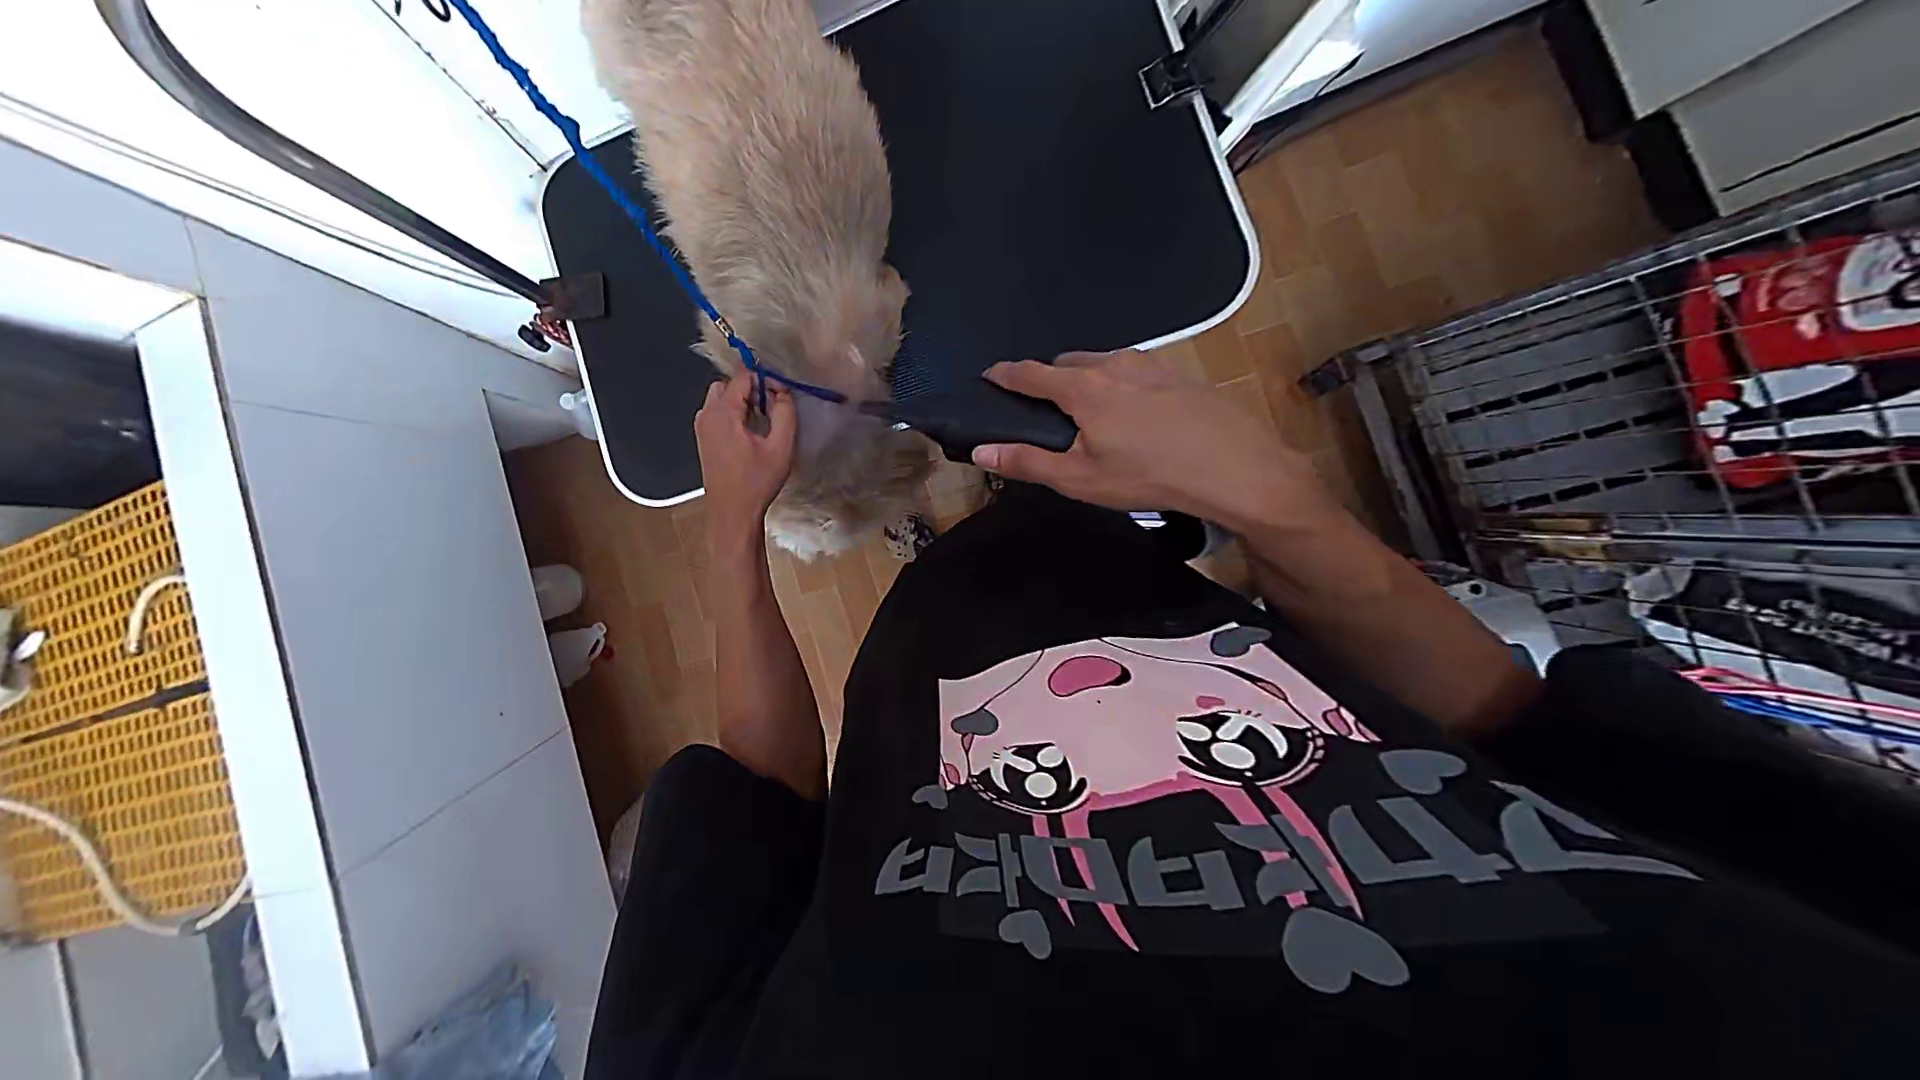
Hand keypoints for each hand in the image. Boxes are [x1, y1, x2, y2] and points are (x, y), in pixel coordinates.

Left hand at [695, 374, 796, 549]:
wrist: (733, 512)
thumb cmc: (757, 482)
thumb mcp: (781, 447)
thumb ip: (786, 413)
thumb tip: (784, 393)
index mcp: (723, 412)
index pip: (743, 377)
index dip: (766, 380)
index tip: (783, 396)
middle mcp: (707, 415)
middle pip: (728, 384)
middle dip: (752, 389)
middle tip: (772, 407)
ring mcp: (702, 427)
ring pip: (721, 398)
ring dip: (742, 401)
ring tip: (763, 420)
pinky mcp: (703, 439)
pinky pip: (717, 414)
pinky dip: (734, 414)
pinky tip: (750, 433)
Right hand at [971, 350, 1342, 536]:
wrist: (1235, 468)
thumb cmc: (1151, 475)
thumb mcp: (1081, 478)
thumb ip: (1027, 462)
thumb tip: (982, 451)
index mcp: (1084, 388)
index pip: (1030, 373)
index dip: (1005, 374)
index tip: (991, 376)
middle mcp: (1115, 365)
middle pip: (1068, 363)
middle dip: (1049, 378)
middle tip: (1045, 408)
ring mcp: (1151, 364)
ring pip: (1104, 364)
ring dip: (1087, 379)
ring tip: (1090, 413)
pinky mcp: (1179, 373)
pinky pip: (1136, 370)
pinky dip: (1121, 384)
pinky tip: (1134, 414)